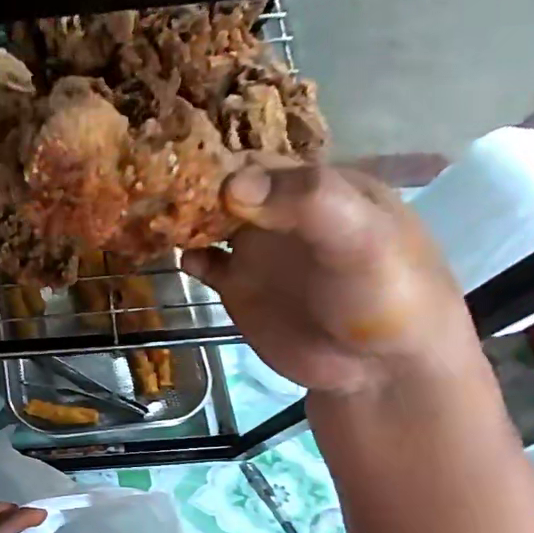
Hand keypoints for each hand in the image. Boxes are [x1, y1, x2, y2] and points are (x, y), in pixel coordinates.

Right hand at [182, 165, 481, 395]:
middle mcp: (282, 212)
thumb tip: (230, 184)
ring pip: (208, 222)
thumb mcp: (361, 237)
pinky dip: (187, 255)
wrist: (379, 371)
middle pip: (223, 187)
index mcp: (317, 186)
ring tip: (152, 220)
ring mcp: (258, 249)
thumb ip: (307, 202)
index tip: (175, 170)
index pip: (256, 162)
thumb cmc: (385, 295)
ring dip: (180, 219)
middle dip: (188, 187)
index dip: (217, 162)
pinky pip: (204, 262)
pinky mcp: (239, 286)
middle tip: (148, 192)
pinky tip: (182, 259)